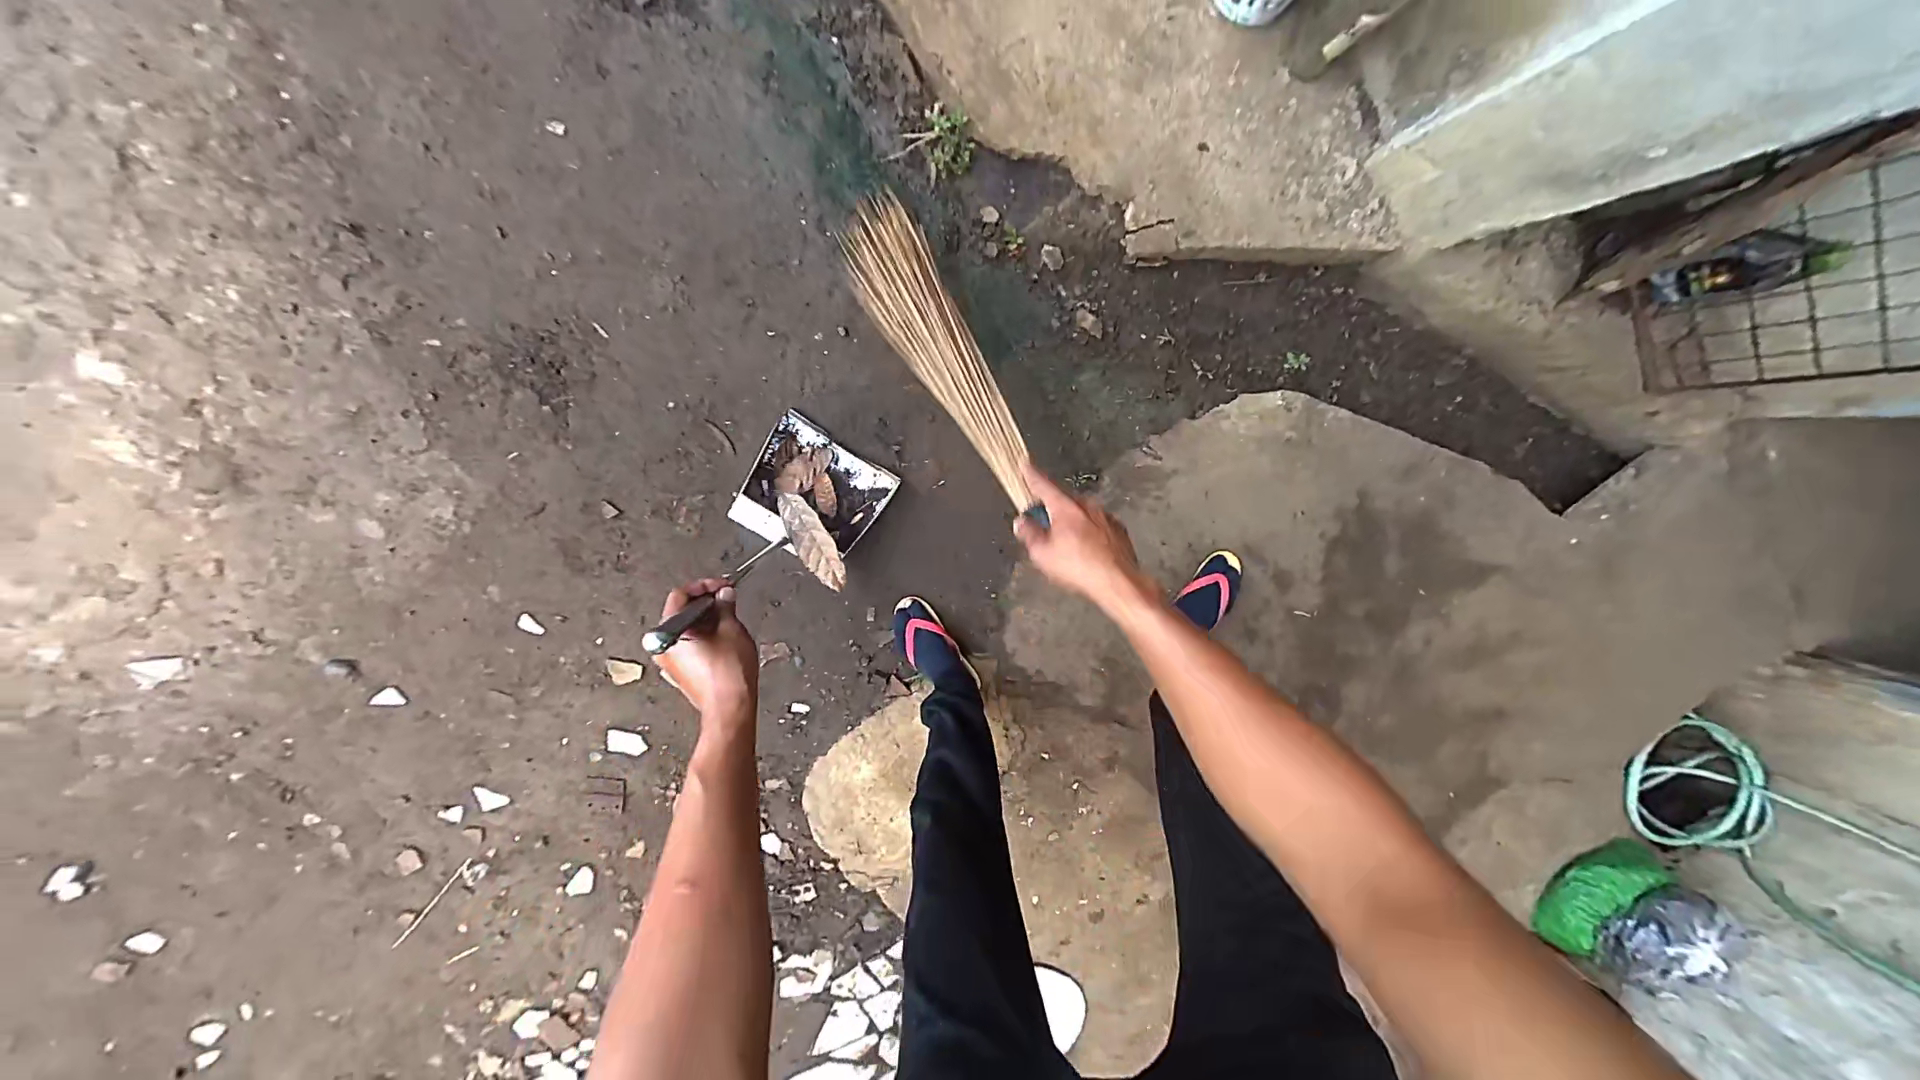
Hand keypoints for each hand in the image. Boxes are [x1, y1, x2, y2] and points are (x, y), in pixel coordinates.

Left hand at [653, 578, 757, 721]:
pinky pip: (687, 646)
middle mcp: (662, 646)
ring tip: (728, 618)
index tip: (722, 586)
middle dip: (706, 603)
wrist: (730, 707)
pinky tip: (722, 638)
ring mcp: (669, 662)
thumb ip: (725, 606)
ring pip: (685, 629)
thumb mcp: (732, 629)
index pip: (680, 595)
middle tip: (726, 599)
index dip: (705, 586)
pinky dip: (703, 637)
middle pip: (680, 612)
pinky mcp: (679, 672)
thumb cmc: (728, 676)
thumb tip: (725, 595)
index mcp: (669, 632)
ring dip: (705, 619)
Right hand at [1012, 464, 1154, 610]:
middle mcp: (1087, 506)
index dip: (1031, 475)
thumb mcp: (1042, 554)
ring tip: (1066, 550)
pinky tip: (1085, 554)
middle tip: (1043, 530)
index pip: (1043, 484)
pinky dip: (1088, 536)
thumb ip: (1029, 534)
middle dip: (1051, 511)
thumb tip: (1021, 524)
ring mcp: (1105, 517)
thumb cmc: (1080, 567)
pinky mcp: (1118, 531)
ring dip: (1071, 526)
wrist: (1116, 581)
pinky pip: (1097, 527)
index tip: (1025, 465)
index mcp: (1065, 507)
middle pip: (1063, 501)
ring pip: (1081, 515)